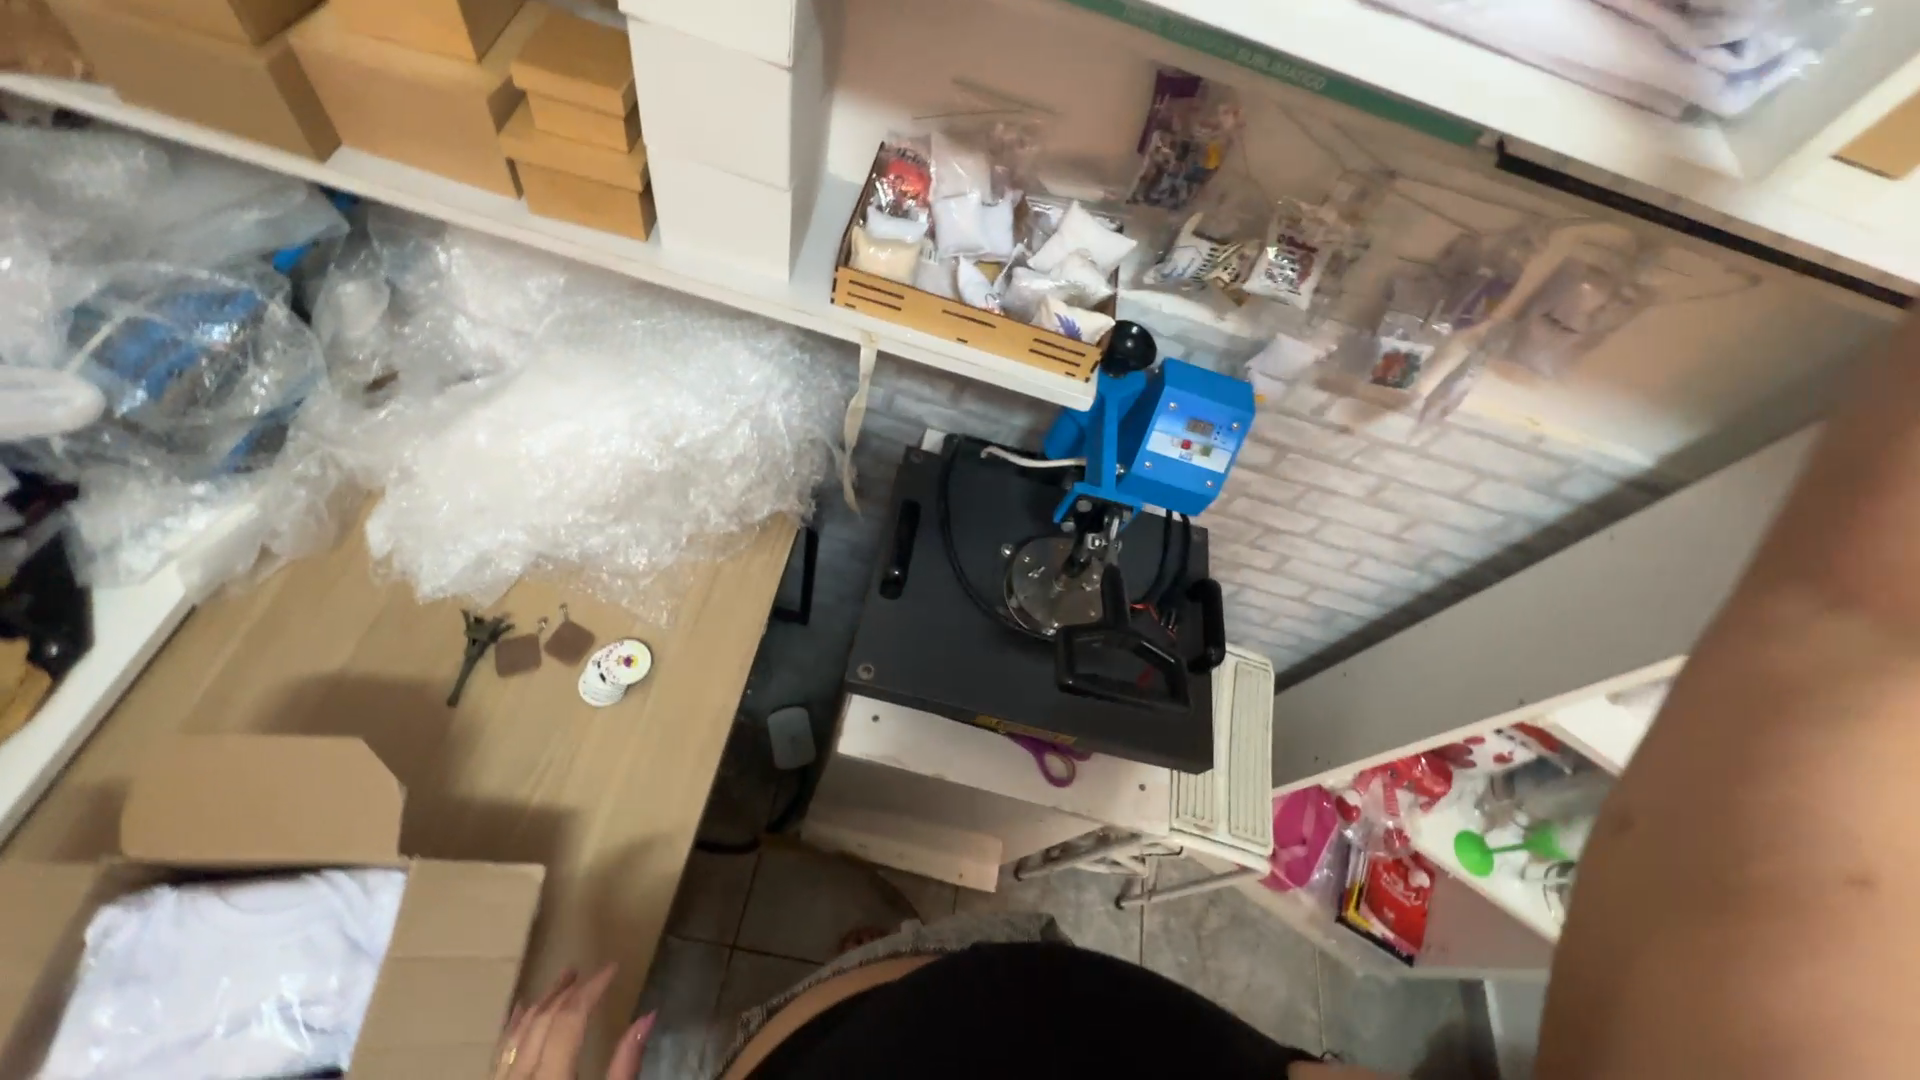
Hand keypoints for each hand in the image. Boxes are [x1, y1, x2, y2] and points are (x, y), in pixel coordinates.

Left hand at [496, 964, 654, 1079]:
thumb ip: (625, 1064)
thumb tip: (648, 1017)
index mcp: (551, 1078)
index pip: (570, 1019)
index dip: (592, 988)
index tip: (612, 967)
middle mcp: (521, 1076)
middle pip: (542, 1021)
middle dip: (567, 991)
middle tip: (587, 971)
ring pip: (518, 1033)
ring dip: (542, 1002)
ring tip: (562, 980)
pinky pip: (500, 1052)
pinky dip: (513, 1026)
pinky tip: (522, 1010)